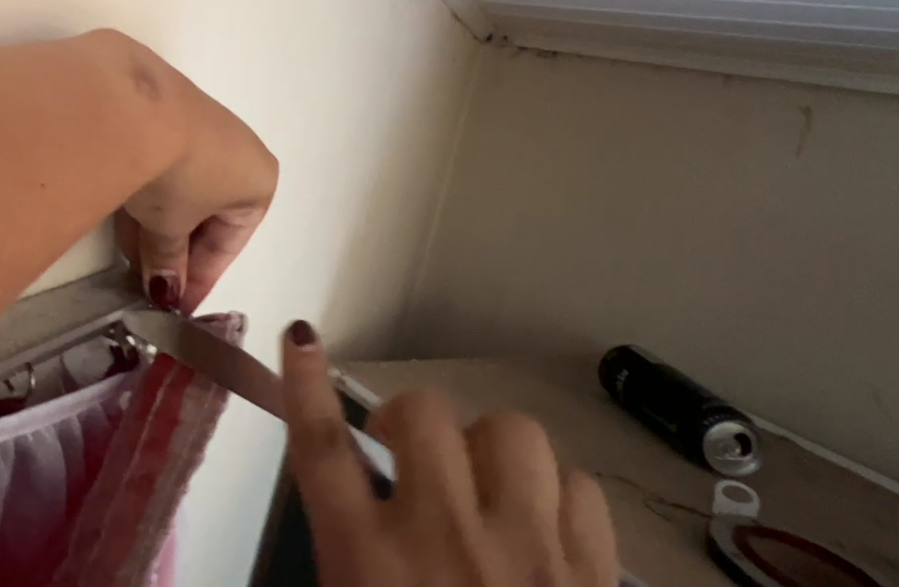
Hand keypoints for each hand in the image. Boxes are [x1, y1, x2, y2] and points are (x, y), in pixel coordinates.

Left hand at [110, 44, 277, 313]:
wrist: (134, 105)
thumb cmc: (174, 172)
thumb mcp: (171, 226)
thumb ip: (169, 260)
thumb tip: (165, 292)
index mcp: (257, 178)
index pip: (229, 242)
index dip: (200, 279)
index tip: (176, 306)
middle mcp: (237, 149)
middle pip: (205, 214)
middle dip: (174, 251)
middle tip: (147, 283)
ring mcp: (198, 125)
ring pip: (180, 189)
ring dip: (155, 225)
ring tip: (129, 256)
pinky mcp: (162, 111)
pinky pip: (159, 163)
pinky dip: (143, 192)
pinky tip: (119, 214)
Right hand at [280, 322, 619, 586]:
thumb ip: (341, 558)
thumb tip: (340, 510)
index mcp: (369, 560)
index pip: (322, 445)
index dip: (304, 382)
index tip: (301, 336)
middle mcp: (443, 540)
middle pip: (423, 414)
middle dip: (412, 421)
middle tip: (413, 457)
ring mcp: (529, 556)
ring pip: (512, 432)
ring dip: (489, 447)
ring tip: (484, 484)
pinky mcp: (597, 582)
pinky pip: (580, 488)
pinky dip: (557, 492)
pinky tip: (543, 524)